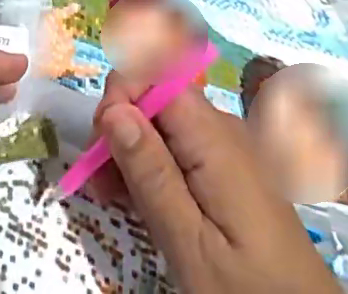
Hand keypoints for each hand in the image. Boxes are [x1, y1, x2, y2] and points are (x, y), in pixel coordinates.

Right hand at [90, 72, 339, 293]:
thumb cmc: (247, 288)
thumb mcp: (189, 242)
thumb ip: (150, 172)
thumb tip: (112, 108)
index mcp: (212, 135)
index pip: (153, 74)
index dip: (119, 96)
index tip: (101, 144)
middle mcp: (220, 126)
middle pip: (153, 96)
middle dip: (118, 125)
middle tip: (100, 180)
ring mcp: (226, 145)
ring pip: (162, 121)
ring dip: (129, 147)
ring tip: (110, 194)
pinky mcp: (228, 167)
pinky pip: (179, 144)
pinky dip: (151, 162)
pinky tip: (137, 195)